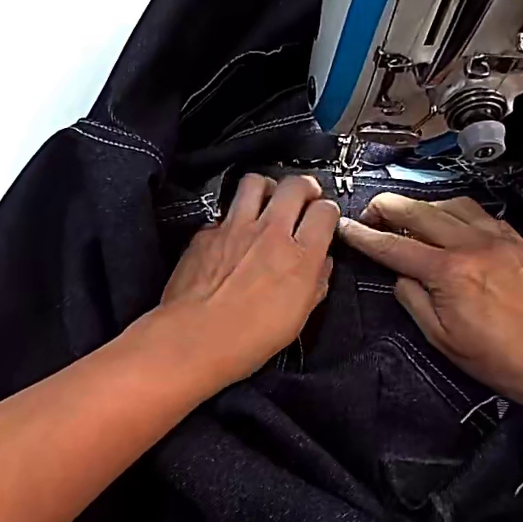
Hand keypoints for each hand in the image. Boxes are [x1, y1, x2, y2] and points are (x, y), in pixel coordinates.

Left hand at [146, 174, 338, 383]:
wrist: (194, 339)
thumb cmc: (245, 339)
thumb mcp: (297, 318)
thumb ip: (315, 284)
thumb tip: (321, 268)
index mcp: (300, 256)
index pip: (325, 211)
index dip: (328, 211)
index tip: (324, 217)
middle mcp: (270, 233)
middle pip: (296, 186)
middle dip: (305, 186)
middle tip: (304, 195)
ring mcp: (236, 228)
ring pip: (256, 182)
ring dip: (267, 187)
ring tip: (268, 197)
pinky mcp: (208, 232)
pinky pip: (225, 210)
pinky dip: (233, 215)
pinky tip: (235, 231)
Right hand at [337, 193, 522, 414]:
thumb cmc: (514, 363)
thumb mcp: (447, 343)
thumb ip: (415, 303)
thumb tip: (401, 279)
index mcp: (450, 273)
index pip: (394, 246)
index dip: (365, 237)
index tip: (349, 230)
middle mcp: (474, 246)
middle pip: (419, 212)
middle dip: (388, 206)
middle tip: (371, 211)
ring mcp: (500, 239)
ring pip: (451, 205)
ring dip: (423, 203)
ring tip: (408, 212)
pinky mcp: (521, 243)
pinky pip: (481, 213)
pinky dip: (458, 211)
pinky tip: (454, 221)